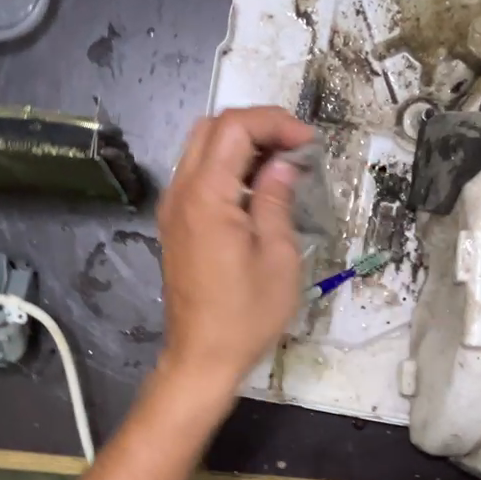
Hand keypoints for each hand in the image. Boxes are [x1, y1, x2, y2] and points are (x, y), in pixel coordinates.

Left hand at [156, 107, 315, 395]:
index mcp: (207, 196)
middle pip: (213, 127)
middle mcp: (181, 193)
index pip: (235, 127)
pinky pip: (196, 176)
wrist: (202, 356)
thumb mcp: (278, 257)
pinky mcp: (175, 225)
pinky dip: (226, 167)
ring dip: (241, 145)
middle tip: (295, 148)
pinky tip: (256, 190)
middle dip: (257, 126)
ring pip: (201, 148)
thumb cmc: (246, 315)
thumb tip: (281, 166)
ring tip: (280, 166)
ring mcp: (173, 209)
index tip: (307, 142)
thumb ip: (277, 201)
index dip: (275, 122)